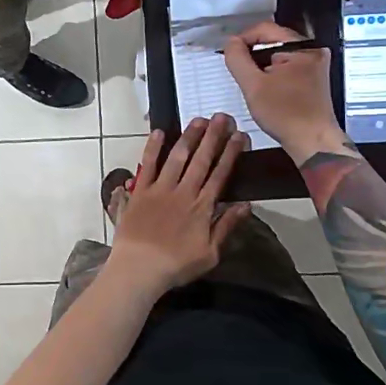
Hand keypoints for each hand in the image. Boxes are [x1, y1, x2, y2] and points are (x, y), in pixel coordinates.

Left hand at [102, 117, 250, 297]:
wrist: (139, 267)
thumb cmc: (177, 264)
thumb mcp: (211, 252)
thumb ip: (227, 226)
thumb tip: (246, 205)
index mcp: (202, 207)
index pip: (221, 174)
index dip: (231, 154)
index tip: (239, 136)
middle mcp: (182, 193)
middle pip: (201, 160)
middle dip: (213, 137)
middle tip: (222, 117)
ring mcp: (159, 190)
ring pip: (176, 158)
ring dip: (188, 137)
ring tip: (199, 120)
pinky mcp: (139, 192)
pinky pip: (147, 165)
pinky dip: (153, 148)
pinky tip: (159, 132)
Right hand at [221, 21, 347, 161]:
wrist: (311, 139)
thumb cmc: (283, 113)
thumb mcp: (252, 84)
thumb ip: (237, 59)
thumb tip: (230, 42)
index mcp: (302, 47)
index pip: (264, 29)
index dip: (242, 40)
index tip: (229, 56)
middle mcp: (312, 50)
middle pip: (271, 40)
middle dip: (251, 53)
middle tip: (239, 72)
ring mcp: (314, 63)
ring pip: (276, 53)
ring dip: (259, 64)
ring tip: (251, 82)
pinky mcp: (312, 75)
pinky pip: (284, 64)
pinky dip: (270, 71)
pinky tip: (264, 87)